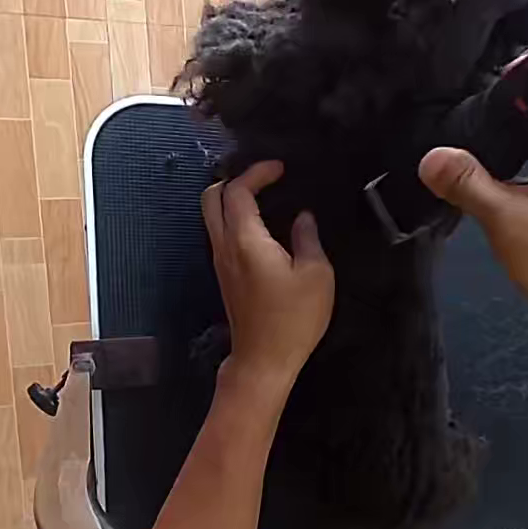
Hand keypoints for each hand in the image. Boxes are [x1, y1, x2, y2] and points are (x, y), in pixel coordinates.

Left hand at [201, 161, 334, 392]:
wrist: (264, 359)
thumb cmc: (293, 319)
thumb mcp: (316, 275)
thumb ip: (308, 239)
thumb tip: (303, 218)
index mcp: (245, 240)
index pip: (238, 191)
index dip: (256, 172)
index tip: (279, 169)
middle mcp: (225, 247)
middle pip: (211, 198)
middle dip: (233, 180)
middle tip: (262, 180)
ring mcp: (220, 263)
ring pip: (212, 217)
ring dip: (231, 200)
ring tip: (263, 198)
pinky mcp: (225, 277)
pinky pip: (221, 235)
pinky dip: (234, 220)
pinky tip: (261, 227)